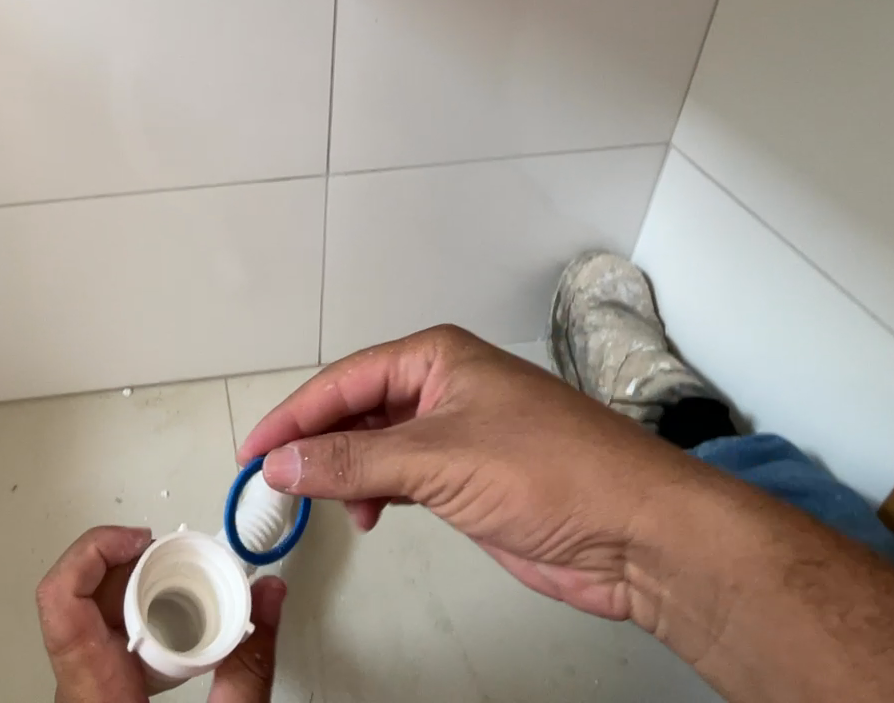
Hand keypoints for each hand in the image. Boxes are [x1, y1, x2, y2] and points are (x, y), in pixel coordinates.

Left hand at [37, 526, 286, 701]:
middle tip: (174, 558)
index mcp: (95, 697)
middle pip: (80, 598)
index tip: (140, 540)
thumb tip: (269, 596)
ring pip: (89, 617)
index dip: (93, 551)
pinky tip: (171, 623)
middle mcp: (77, 694)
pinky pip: (101, 641)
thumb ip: (249, 666)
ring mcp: (82, 699)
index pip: (60, 601)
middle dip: (130, 565)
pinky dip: (137, 618)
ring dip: (134, 589)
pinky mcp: (95, 702)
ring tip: (176, 583)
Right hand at [238, 326, 710, 624]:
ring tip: (324, 502)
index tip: (253, 451)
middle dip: (314, 444)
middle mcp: (439, 387)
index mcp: (434, 358)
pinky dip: (372, 492)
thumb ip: (351, 460)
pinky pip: (397, 475)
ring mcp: (452, 432)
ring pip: (373, 444)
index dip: (293, 416)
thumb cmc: (551, 472)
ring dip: (342, 471)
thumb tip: (280, 463)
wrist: (640, 535)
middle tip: (273, 480)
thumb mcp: (436, 460)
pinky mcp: (464, 476)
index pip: (343, 381)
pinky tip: (366, 514)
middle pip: (354, 409)